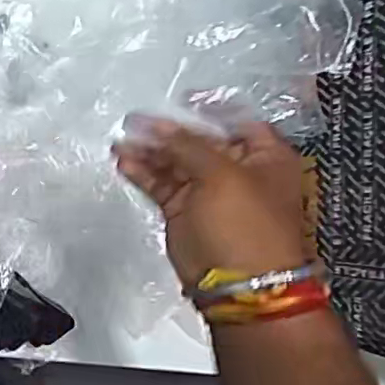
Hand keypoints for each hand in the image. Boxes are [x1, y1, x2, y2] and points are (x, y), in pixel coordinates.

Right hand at [113, 116, 309, 290]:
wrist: (240, 286)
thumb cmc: (248, 229)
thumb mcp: (222, 175)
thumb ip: (187, 144)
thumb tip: (158, 125)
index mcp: (264, 158)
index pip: (235, 121)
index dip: (207, 108)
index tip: (178, 98)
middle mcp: (236, 172)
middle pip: (197, 140)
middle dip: (166, 130)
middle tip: (135, 121)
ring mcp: (208, 192)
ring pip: (173, 162)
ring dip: (148, 151)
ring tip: (121, 142)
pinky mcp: (183, 211)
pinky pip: (159, 184)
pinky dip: (142, 173)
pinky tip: (124, 162)